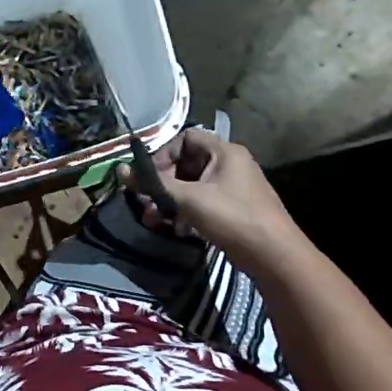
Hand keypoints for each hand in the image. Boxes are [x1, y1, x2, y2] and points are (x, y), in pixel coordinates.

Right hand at [122, 128, 295, 256]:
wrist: (271, 253)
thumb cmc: (231, 217)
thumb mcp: (188, 199)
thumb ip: (153, 184)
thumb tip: (120, 170)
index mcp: (224, 151)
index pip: (186, 137)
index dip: (164, 154)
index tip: (150, 177)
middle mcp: (230, 163)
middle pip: (187, 163)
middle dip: (163, 182)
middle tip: (147, 201)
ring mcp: (232, 187)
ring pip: (192, 185)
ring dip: (170, 199)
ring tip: (153, 218)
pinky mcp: (232, 208)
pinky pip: (201, 201)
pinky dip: (185, 210)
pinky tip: (174, 227)